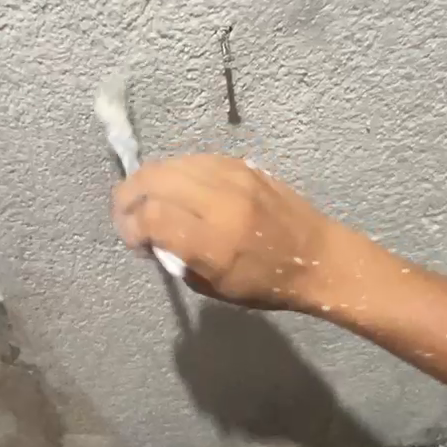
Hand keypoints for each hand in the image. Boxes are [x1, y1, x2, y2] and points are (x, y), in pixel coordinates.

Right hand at [111, 154, 342, 309]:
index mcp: (215, 242)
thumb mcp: (214, 287)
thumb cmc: (267, 284)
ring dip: (149, 181)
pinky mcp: (242, 165)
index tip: (133, 241)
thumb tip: (150, 235)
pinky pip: (193, 159)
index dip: (130, 225)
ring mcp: (233, 177)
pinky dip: (175, 173)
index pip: (152, 215)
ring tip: (147, 201)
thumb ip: (176, 258)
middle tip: (126, 215)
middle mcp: (221, 202)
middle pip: (153, 178)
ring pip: (170, 163)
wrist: (320, 258)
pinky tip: (176, 190)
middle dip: (128, 196)